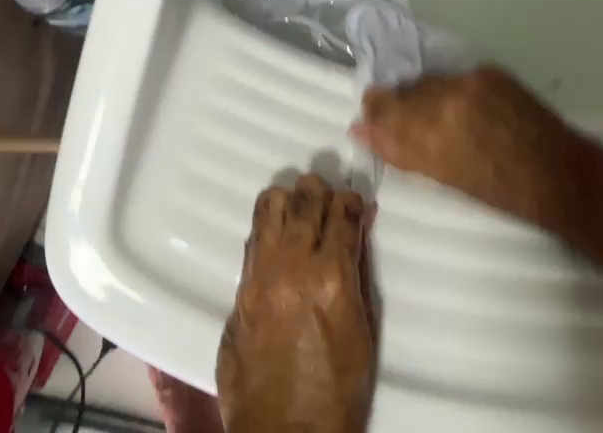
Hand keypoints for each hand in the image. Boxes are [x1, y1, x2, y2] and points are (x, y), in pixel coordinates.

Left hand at [218, 175, 375, 432]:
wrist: (285, 431)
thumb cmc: (338, 389)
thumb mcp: (364, 330)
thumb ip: (357, 271)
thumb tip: (357, 230)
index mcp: (331, 277)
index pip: (341, 213)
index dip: (351, 202)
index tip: (354, 204)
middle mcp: (292, 266)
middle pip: (303, 199)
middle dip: (319, 192)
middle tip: (327, 201)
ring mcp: (260, 276)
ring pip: (268, 206)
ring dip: (288, 202)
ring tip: (299, 214)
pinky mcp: (238, 290)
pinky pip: (252, 239)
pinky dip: (268, 229)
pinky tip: (279, 240)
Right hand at [352, 65, 590, 228]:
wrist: (559, 173)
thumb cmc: (500, 191)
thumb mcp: (442, 176)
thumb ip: (399, 150)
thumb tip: (360, 130)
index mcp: (432, 133)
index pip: (385, 112)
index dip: (373, 114)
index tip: (366, 117)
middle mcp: (446, 99)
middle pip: (402, 93)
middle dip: (393, 103)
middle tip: (391, 114)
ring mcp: (469, 81)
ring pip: (426, 81)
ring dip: (420, 94)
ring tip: (430, 113)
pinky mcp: (487, 71)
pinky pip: (452, 77)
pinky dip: (449, 90)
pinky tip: (459, 105)